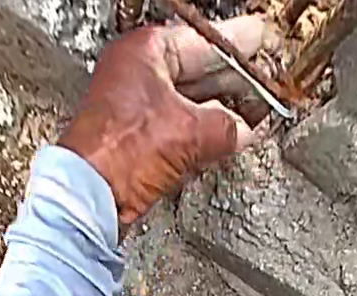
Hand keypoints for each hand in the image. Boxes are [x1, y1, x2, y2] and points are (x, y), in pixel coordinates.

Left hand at [60, 15, 274, 224]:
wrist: (94, 195)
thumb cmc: (121, 153)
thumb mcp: (188, 133)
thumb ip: (225, 128)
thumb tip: (244, 130)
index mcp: (145, 53)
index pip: (201, 41)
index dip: (234, 43)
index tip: (257, 38)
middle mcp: (139, 75)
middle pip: (197, 72)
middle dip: (232, 81)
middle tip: (262, 80)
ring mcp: (138, 110)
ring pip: (190, 104)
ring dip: (221, 113)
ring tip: (252, 113)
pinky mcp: (140, 143)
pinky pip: (181, 132)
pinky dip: (204, 136)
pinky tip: (225, 141)